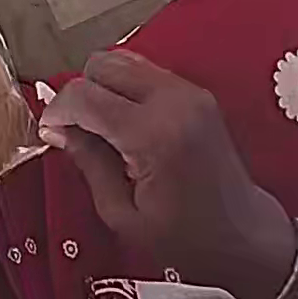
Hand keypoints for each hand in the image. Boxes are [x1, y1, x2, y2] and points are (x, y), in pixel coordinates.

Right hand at [39, 50, 296, 298]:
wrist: (247, 236)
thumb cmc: (184, 238)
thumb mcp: (122, 214)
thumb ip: (88, 161)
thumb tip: (56, 128)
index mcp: (153, 135)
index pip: (85, 95)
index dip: (57, 109)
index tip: (49, 131)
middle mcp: (172, 101)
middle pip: (102, 64)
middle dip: (79, 92)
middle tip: (75, 129)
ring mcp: (189, 91)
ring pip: (123, 60)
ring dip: (102, 86)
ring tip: (99, 125)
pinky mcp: (196, 92)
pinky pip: (144, 72)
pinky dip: (123, 87)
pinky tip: (123, 120)